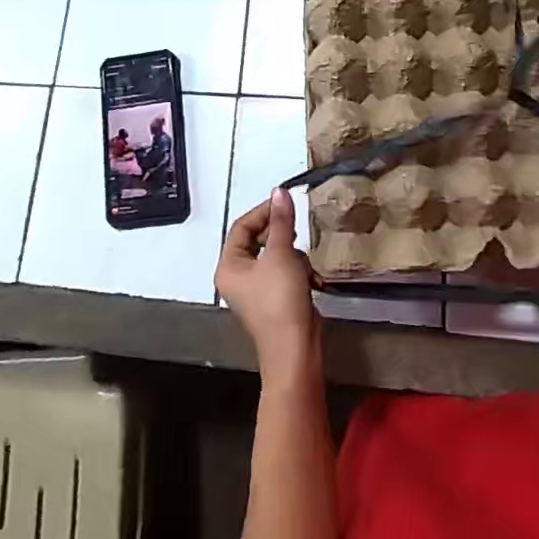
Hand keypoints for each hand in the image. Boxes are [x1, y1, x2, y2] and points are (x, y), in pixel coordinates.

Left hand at [216, 189, 319, 380]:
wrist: (294, 346)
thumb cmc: (280, 298)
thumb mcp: (281, 253)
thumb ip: (281, 220)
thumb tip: (280, 191)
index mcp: (229, 266)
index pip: (242, 226)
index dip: (264, 211)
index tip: (286, 202)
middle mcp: (237, 276)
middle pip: (257, 240)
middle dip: (280, 235)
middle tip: (296, 230)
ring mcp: (256, 289)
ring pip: (274, 255)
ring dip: (292, 254)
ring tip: (302, 263)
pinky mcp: (274, 298)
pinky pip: (284, 272)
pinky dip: (298, 270)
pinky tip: (309, 278)